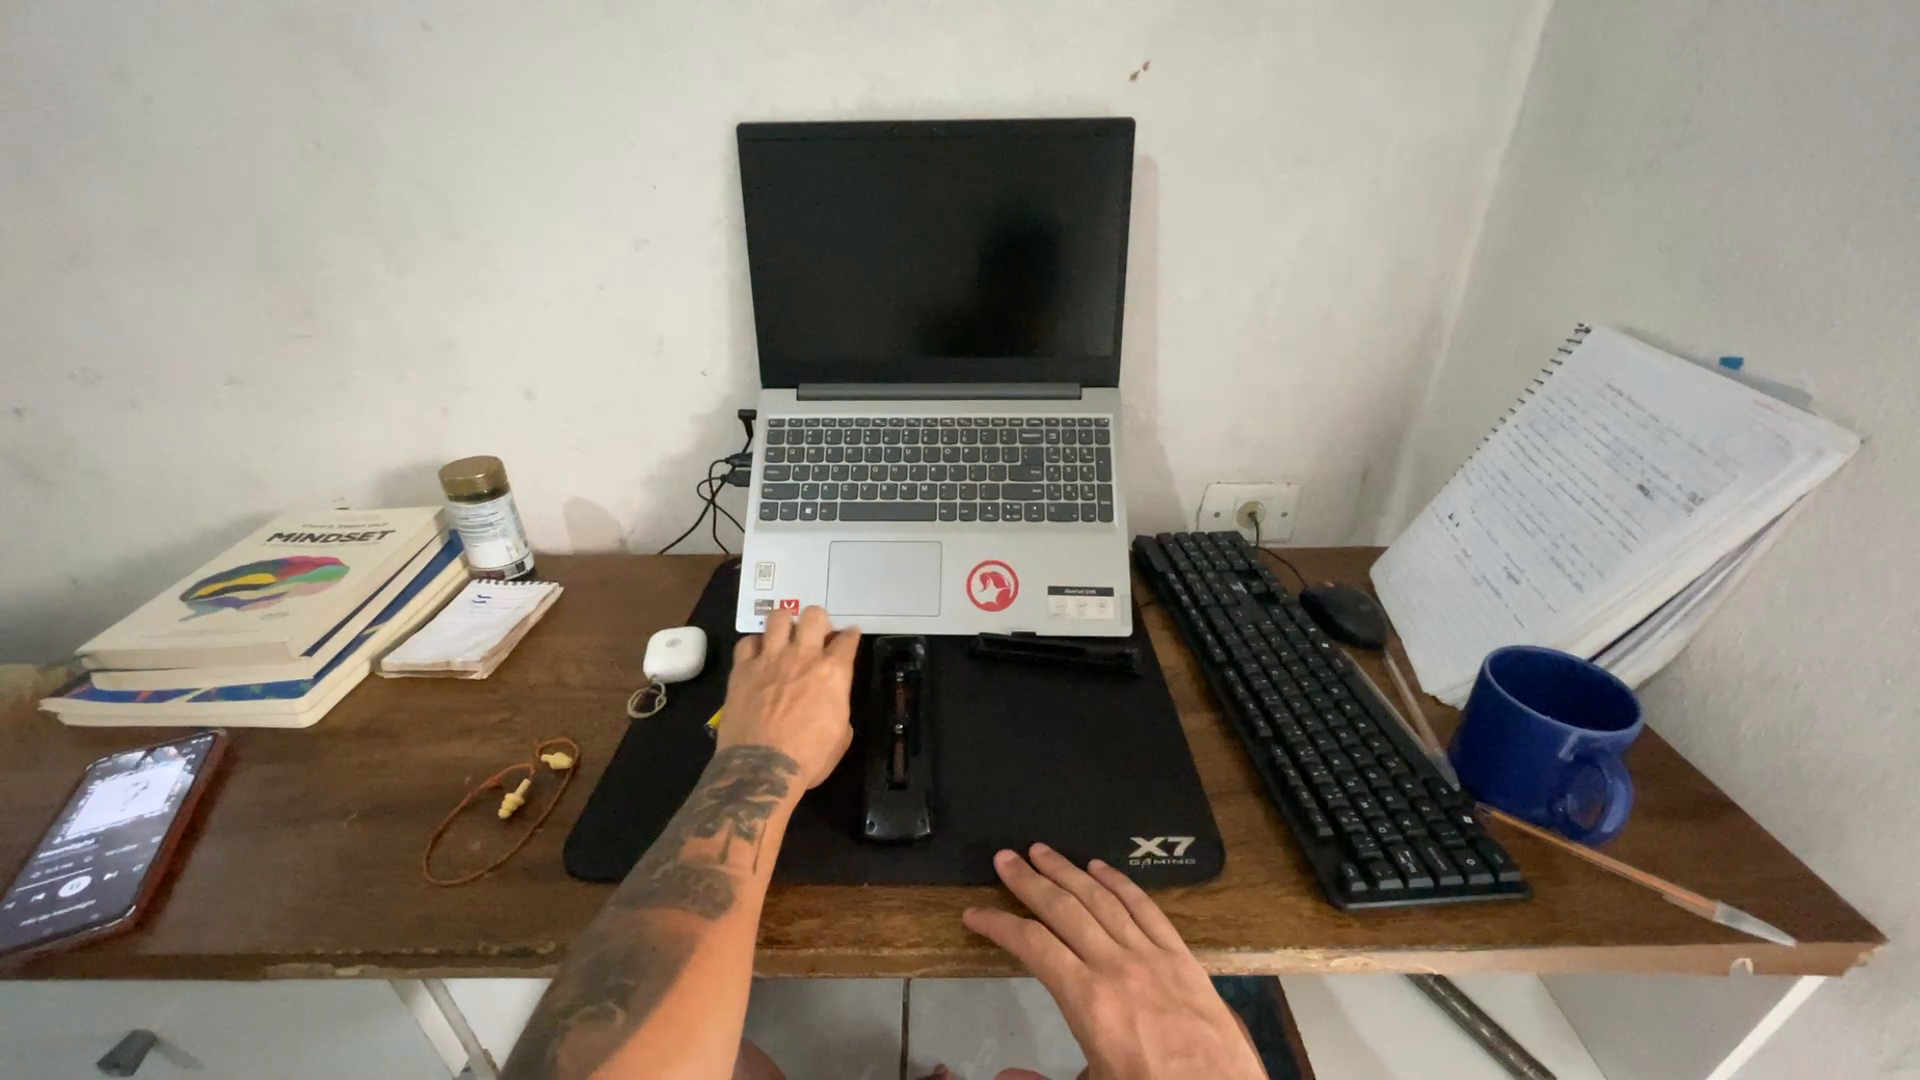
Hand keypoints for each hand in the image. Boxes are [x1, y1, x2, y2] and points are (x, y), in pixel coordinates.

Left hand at [720, 606, 860, 788]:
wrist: (762, 767)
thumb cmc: (809, 757)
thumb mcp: (841, 736)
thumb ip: (839, 708)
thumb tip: (831, 703)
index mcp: (833, 672)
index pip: (847, 639)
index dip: (851, 635)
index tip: (849, 637)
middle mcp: (803, 656)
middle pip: (814, 616)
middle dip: (819, 620)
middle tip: (815, 634)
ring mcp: (770, 659)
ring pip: (778, 618)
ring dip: (785, 622)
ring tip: (785, 632)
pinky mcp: (742, 669)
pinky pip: (747, 642)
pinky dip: (755, 645)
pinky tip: (757, 654)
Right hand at [963, 845, 1263, 1079]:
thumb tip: (1002, 1076)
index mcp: (1088, 1001)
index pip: (1032, 946)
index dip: (999, 925)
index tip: (974, 913)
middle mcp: (1115, 966)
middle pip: (1063, 909)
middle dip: (1029, 881)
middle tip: (1004, 857)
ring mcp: (1151, 956)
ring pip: (1101, 899)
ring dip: (1068, 871)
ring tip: (1042, 851)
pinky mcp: (1181, 957)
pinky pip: (1146, 908)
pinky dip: (1120, 882)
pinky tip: (1101, 866)